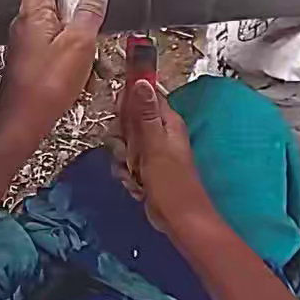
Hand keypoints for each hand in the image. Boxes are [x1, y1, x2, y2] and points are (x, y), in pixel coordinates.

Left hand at [0, 0, 107, 144]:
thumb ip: (89, 13)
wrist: (22, 123)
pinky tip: (85, 68)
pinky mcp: (32, 55)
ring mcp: (27, 38)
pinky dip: (74, 46)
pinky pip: (56, 39)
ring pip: (57, 18)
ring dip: (80, 27)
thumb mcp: (79, 46)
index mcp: (34, 10)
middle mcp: (27, 20)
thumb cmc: (46, 87)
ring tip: (94, 51)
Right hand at [121, 79, 219, 235]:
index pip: (144, 96)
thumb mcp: (154, 144)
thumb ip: (145, 113)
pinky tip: (135, 184)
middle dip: (122, 137)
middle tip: (130, 152)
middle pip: (128, 120)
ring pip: (123, 143)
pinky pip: (125, 162)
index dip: (129, 103)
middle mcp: (159, 132)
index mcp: (167, 121)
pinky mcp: (145, 168)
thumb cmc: (170, 182)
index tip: (120, 117)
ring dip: (124, 159)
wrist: (179, 219)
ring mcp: (152, 151)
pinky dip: (127, 173)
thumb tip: (141, 80)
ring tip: (134, 172)